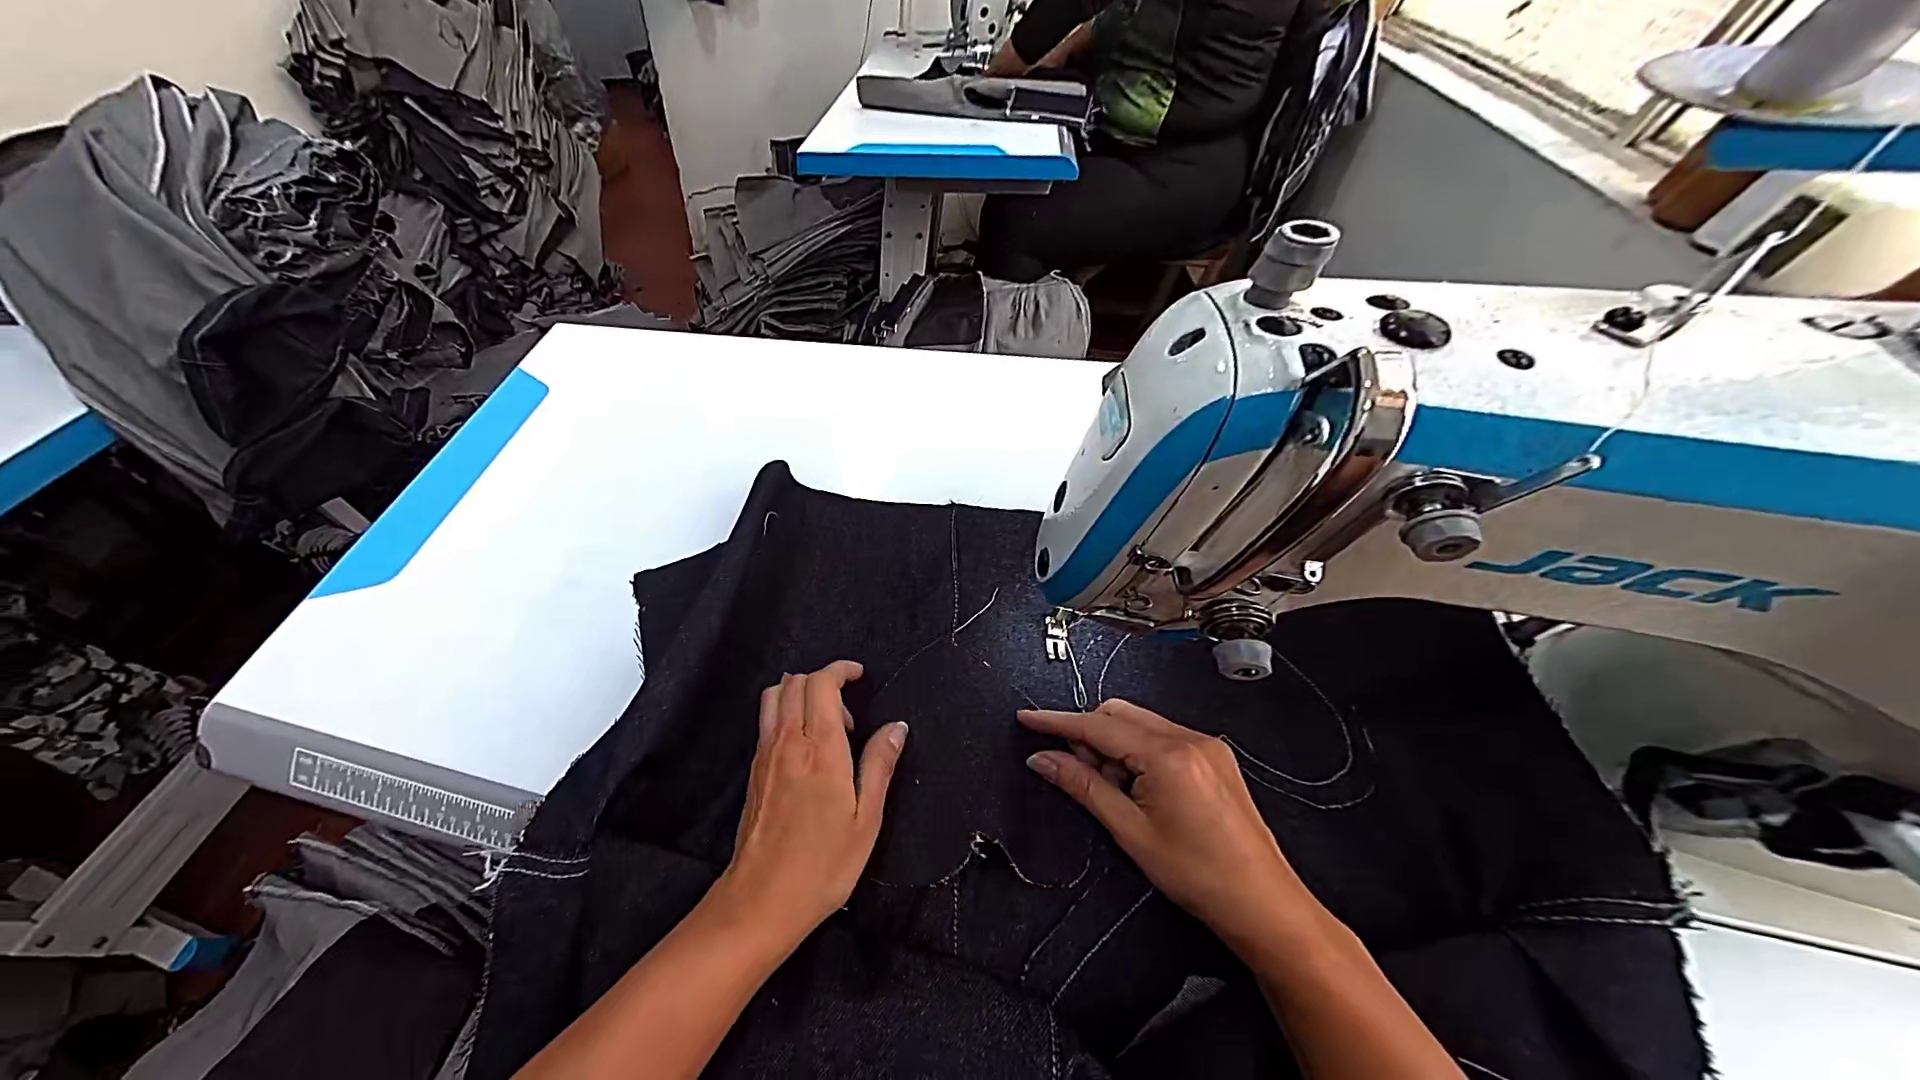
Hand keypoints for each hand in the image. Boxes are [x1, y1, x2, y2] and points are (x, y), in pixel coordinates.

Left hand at [711, 661, 907, 946]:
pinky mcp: (753, 770)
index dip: (841, 669)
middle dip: (824, 680)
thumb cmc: (822, 864)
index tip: (859, 675)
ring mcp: (764, 754)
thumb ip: (880, 764)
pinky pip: (767, 720)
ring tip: (827, 726)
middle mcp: (787, 741)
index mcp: (819, 748)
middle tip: (850, 714)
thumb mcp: (866, 818)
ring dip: (802, 693)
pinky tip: (807, 749)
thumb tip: (897, 727)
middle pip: (796, 681)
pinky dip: (787, 713)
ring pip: (775, 696)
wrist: (760, 902)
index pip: (820, 683)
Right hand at [1019, 700, 1324, 953]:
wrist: (1264, 905)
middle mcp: (1191, 739)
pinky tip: (1136, 788)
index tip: (1028, 718)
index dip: (1057, 722)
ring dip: (1113, 746)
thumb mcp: (1130, 832)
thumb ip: (1083, 786)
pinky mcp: (1214, 756)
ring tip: (1112, 791)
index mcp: (1170, 755)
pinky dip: (1138, 753)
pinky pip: (1162, 737)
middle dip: (1088, 736)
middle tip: (1073, 771)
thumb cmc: (1201, 876)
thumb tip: (1044, 760)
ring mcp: (1206, 745)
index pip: (1098, 726)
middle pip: (1119, 715)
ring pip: (1139, 724)